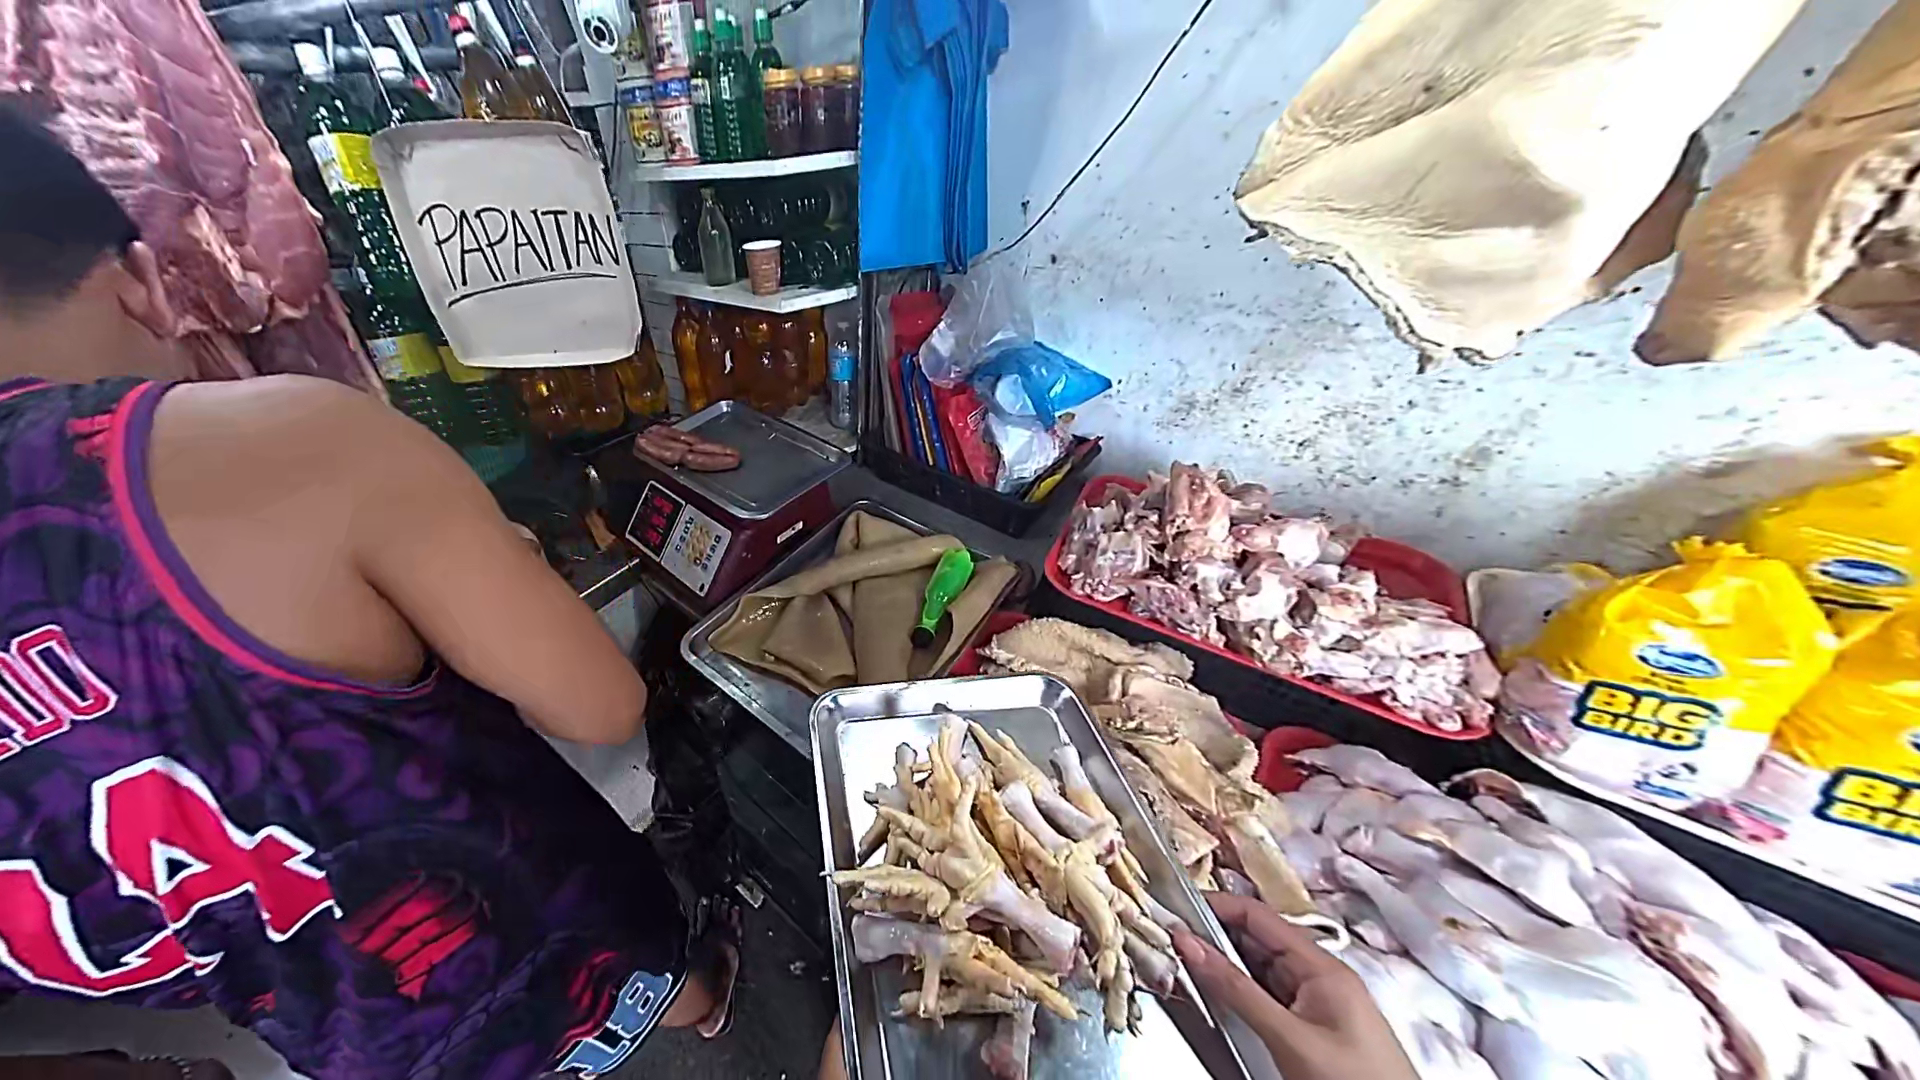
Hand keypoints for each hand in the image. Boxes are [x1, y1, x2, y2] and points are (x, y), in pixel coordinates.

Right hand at [1172, 892, 1416, 1079]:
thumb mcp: (1288, 1039)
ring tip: (1188, 968)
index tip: (1177, 911)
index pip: (1259, 916)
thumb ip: (1235, 990)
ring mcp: (1320, 1004)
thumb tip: (1186, 941)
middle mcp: (1321, 976)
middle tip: (1174, 944)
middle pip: (1259, 941)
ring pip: (1262, 971)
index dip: (1217, 907)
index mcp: (1321, 965)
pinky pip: (1271, 998)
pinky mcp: (1317, 1030)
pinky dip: (1243, 994)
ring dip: (1227, 968)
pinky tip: (1221, 1000)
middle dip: (1217, 939)